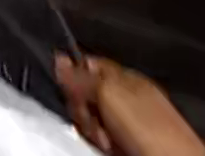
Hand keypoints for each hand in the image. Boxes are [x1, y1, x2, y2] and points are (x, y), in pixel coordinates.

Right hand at [55, 54, 204, 155]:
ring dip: (90, 127)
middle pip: (84, 92)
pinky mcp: (130, 145)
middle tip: (90, 118)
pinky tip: (109, 148)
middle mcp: (127, 97)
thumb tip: (57, 58)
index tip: (67, 87)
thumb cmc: (147, 128)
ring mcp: (130, 123)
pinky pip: (103, 135)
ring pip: (91, 116)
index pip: (85, 63)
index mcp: (126, 77)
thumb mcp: (108, 93)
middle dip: (80, 106)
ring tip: (104, 139)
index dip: (71, 73)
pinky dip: (101, 142)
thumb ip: (80, 75)